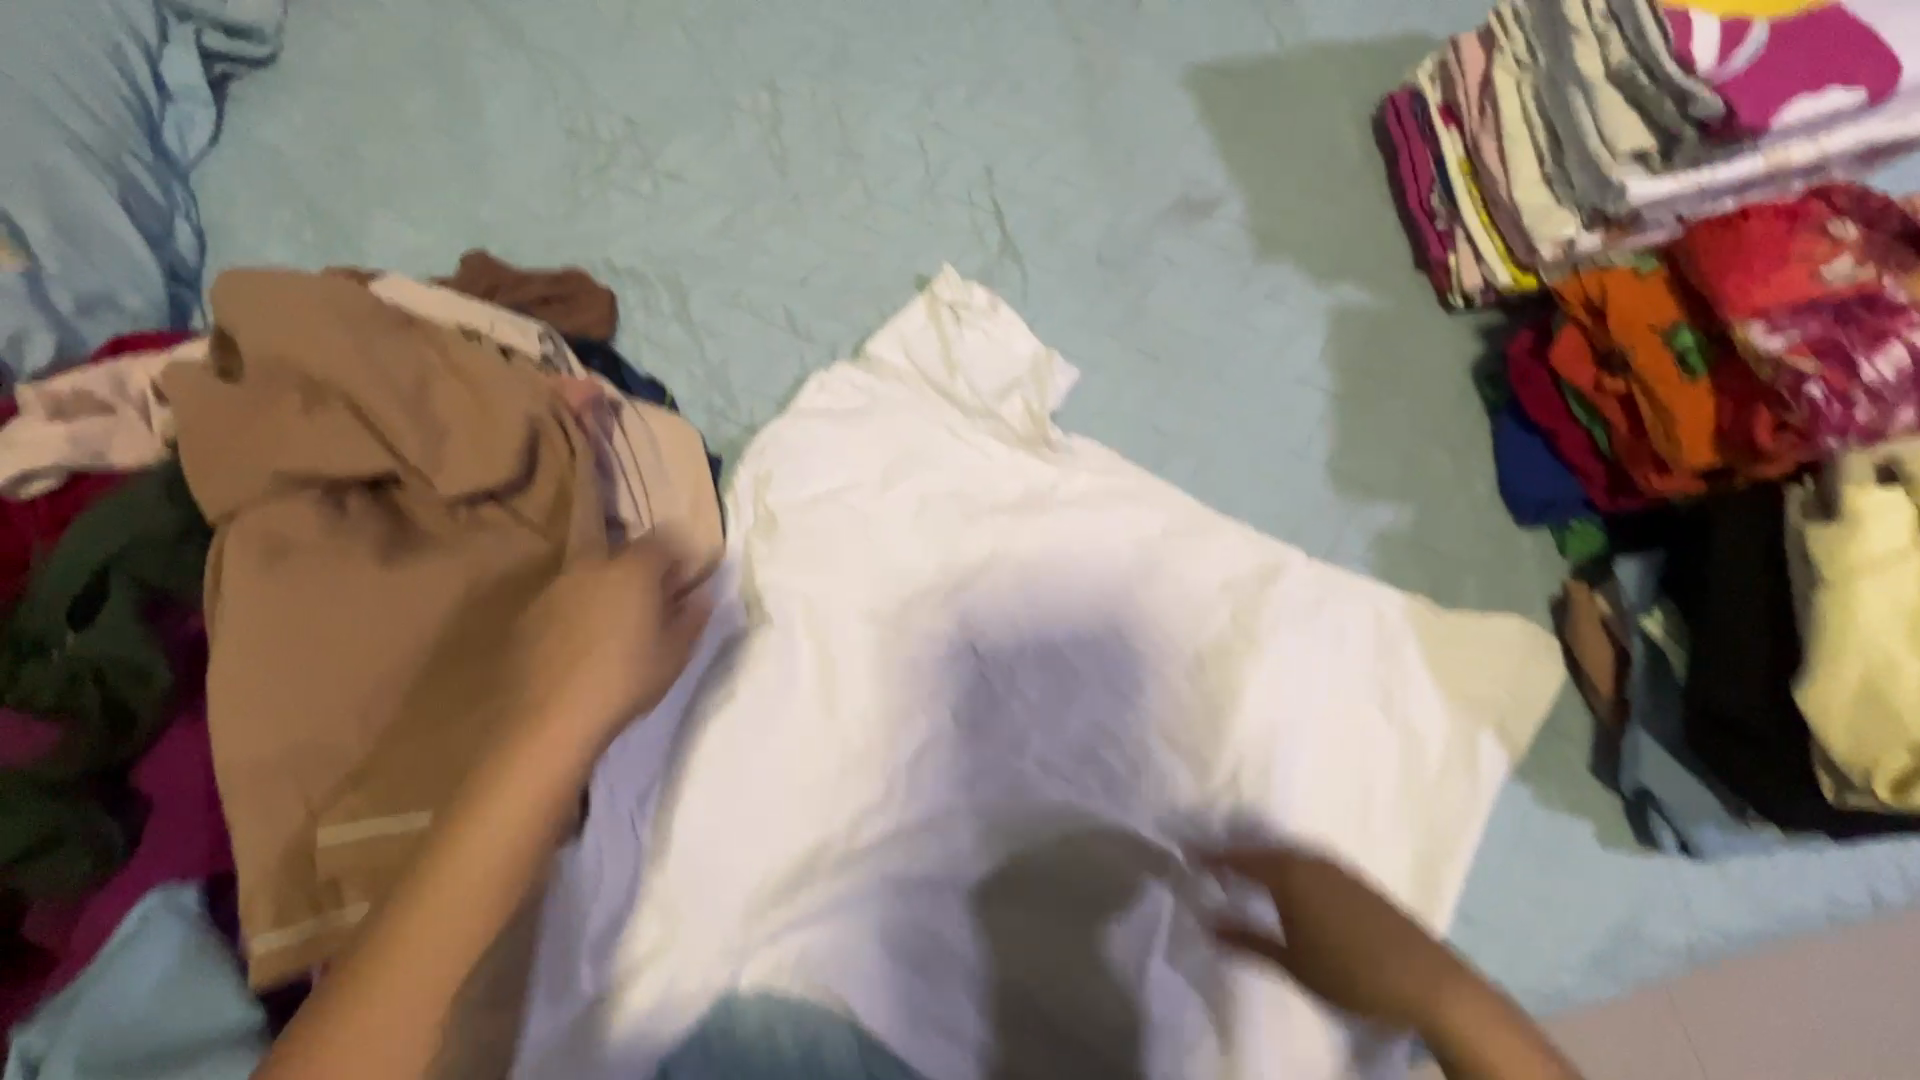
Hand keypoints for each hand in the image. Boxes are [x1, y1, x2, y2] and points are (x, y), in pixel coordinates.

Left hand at [512, 534, 714, 751]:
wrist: (552, 717)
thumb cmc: (627, 680)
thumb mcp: (675, 654)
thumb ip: (692, 618)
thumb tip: (702, 597)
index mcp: (633, 571)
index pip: (662, 541)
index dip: (677, 557)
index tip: (684, 581)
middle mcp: (592, 568)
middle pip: (622, 554)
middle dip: (640, 571)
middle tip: (652, 603)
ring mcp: (555, 589)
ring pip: (590, 576)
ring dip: (607, 590)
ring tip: (616, 627)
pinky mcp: (530, 615)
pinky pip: (565, 600)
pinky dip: (579, 611)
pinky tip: (583, 646)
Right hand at [1199, 847, 1473, 1035]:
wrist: (1429, 982)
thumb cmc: (1350, 973)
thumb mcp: (1292, 962)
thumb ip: (1248, 940)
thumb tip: (1207, 921)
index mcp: (1288, 874)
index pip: (1239, 858)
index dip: (1211, 857)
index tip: (1187, 853)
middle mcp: (1310, 861)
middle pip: (1263, 852)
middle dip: (1237, 856)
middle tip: (1212, 864)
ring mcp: (1338, 869)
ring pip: (1289, 856)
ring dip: (1265, 862)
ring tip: (1245, 875)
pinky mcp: (1358, 882)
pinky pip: (1310, 864)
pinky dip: (1290, 869)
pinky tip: (1289, 887)